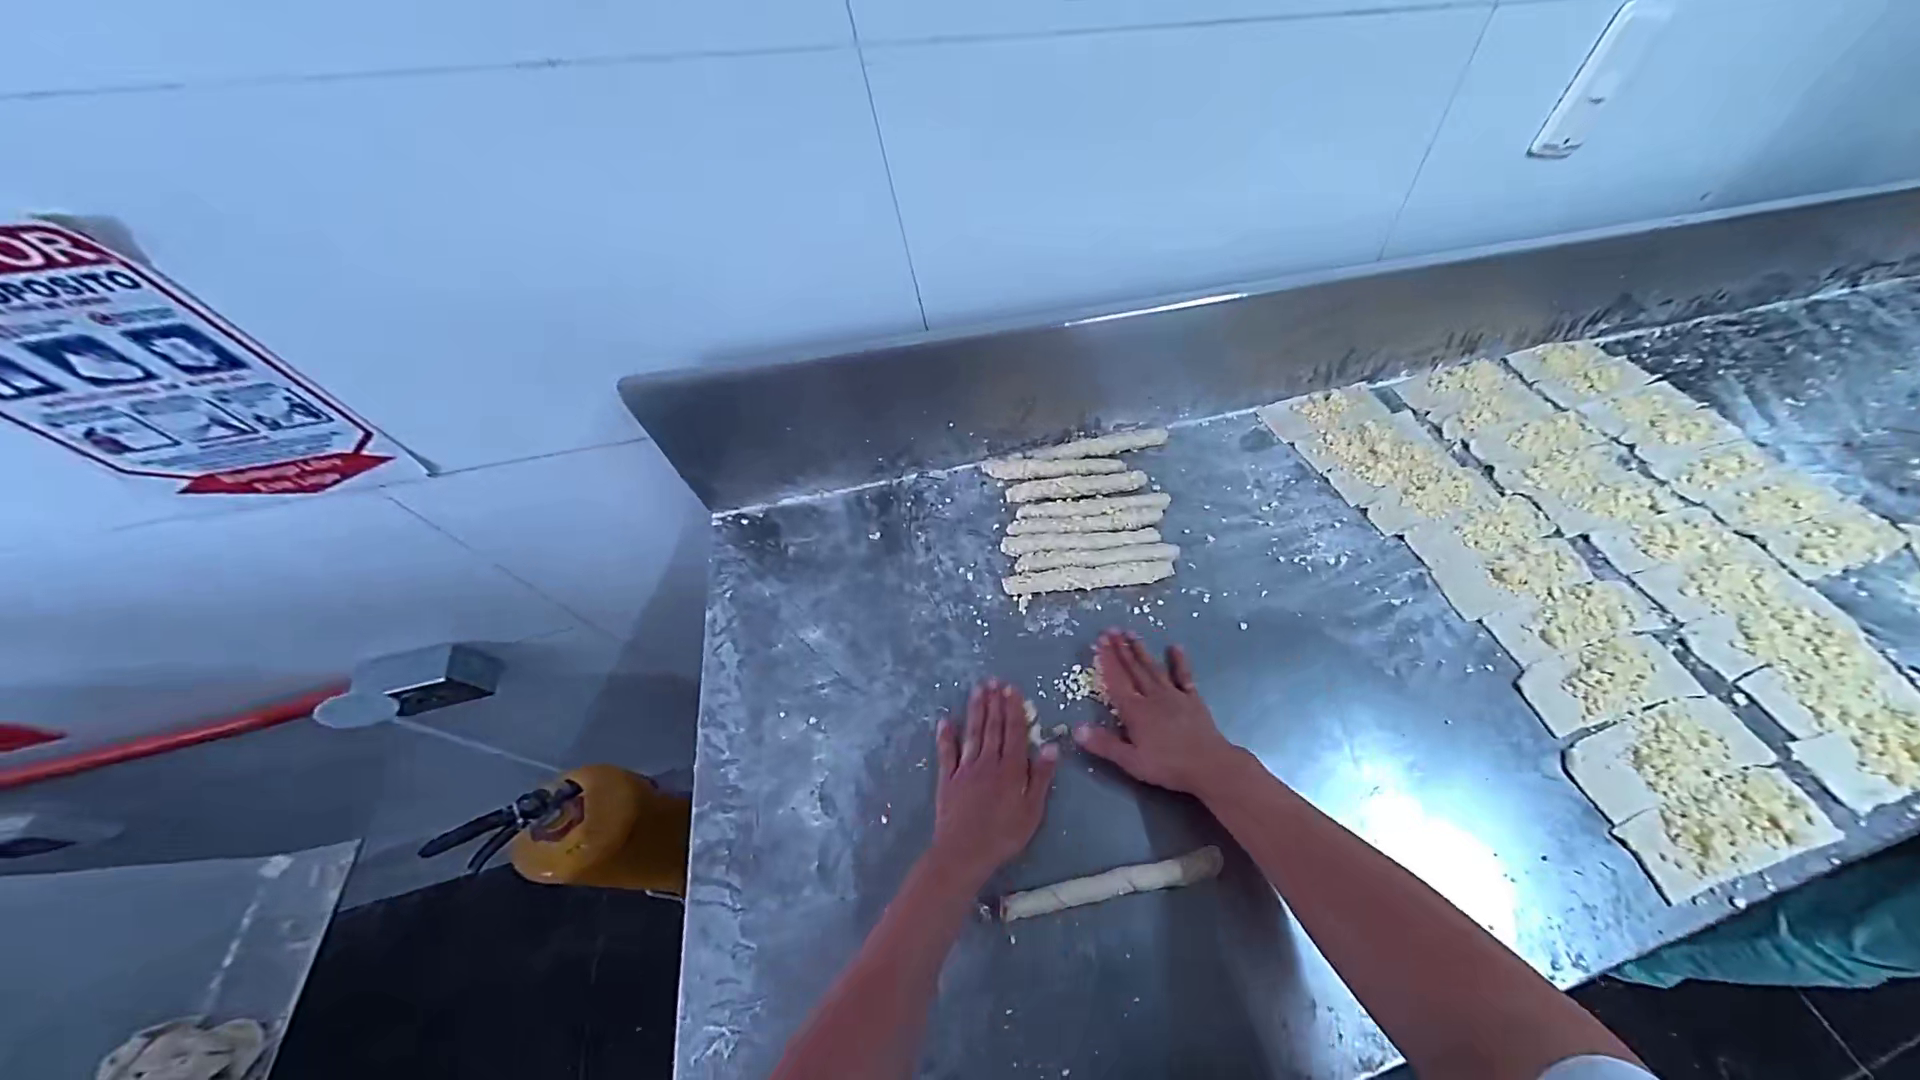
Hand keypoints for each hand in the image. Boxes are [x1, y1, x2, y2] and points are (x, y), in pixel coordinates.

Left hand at [929, 679, 1058, 887]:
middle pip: (993, 727)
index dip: (1013, 709)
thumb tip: (1052, 746)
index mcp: (1011, 769)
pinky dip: (946, 736)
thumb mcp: (1032, 811)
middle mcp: (988, 762)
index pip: (1014, 732)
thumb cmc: (1004, 835)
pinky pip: (947, 752)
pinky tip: (945, 720)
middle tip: (994, 681)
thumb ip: (1041, 777)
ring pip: (972, 733)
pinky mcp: (948, 778)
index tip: (1012, 689)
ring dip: (975, 710)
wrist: (964, 852)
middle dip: (994, 702)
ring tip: (978, 689)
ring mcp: (965, 768)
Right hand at [1075, 630, 1241, 795]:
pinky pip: (1184, 676)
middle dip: (1121, 649)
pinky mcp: (1193, 699)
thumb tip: (1076, 729)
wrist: (1211, 766)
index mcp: (1135, 710)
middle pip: (1133, 669)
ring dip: (1141, 651)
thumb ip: (1104, 744)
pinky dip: (1179, 661)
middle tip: (1111, 630)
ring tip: (1132, 633)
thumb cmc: (1168, 766)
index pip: (1116, 680)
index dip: (1107, 660)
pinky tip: (1175, 647)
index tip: (1100, 641)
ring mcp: (1174, 695)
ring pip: (1153, 668)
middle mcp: (1152, 696)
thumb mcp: (1131, 761)